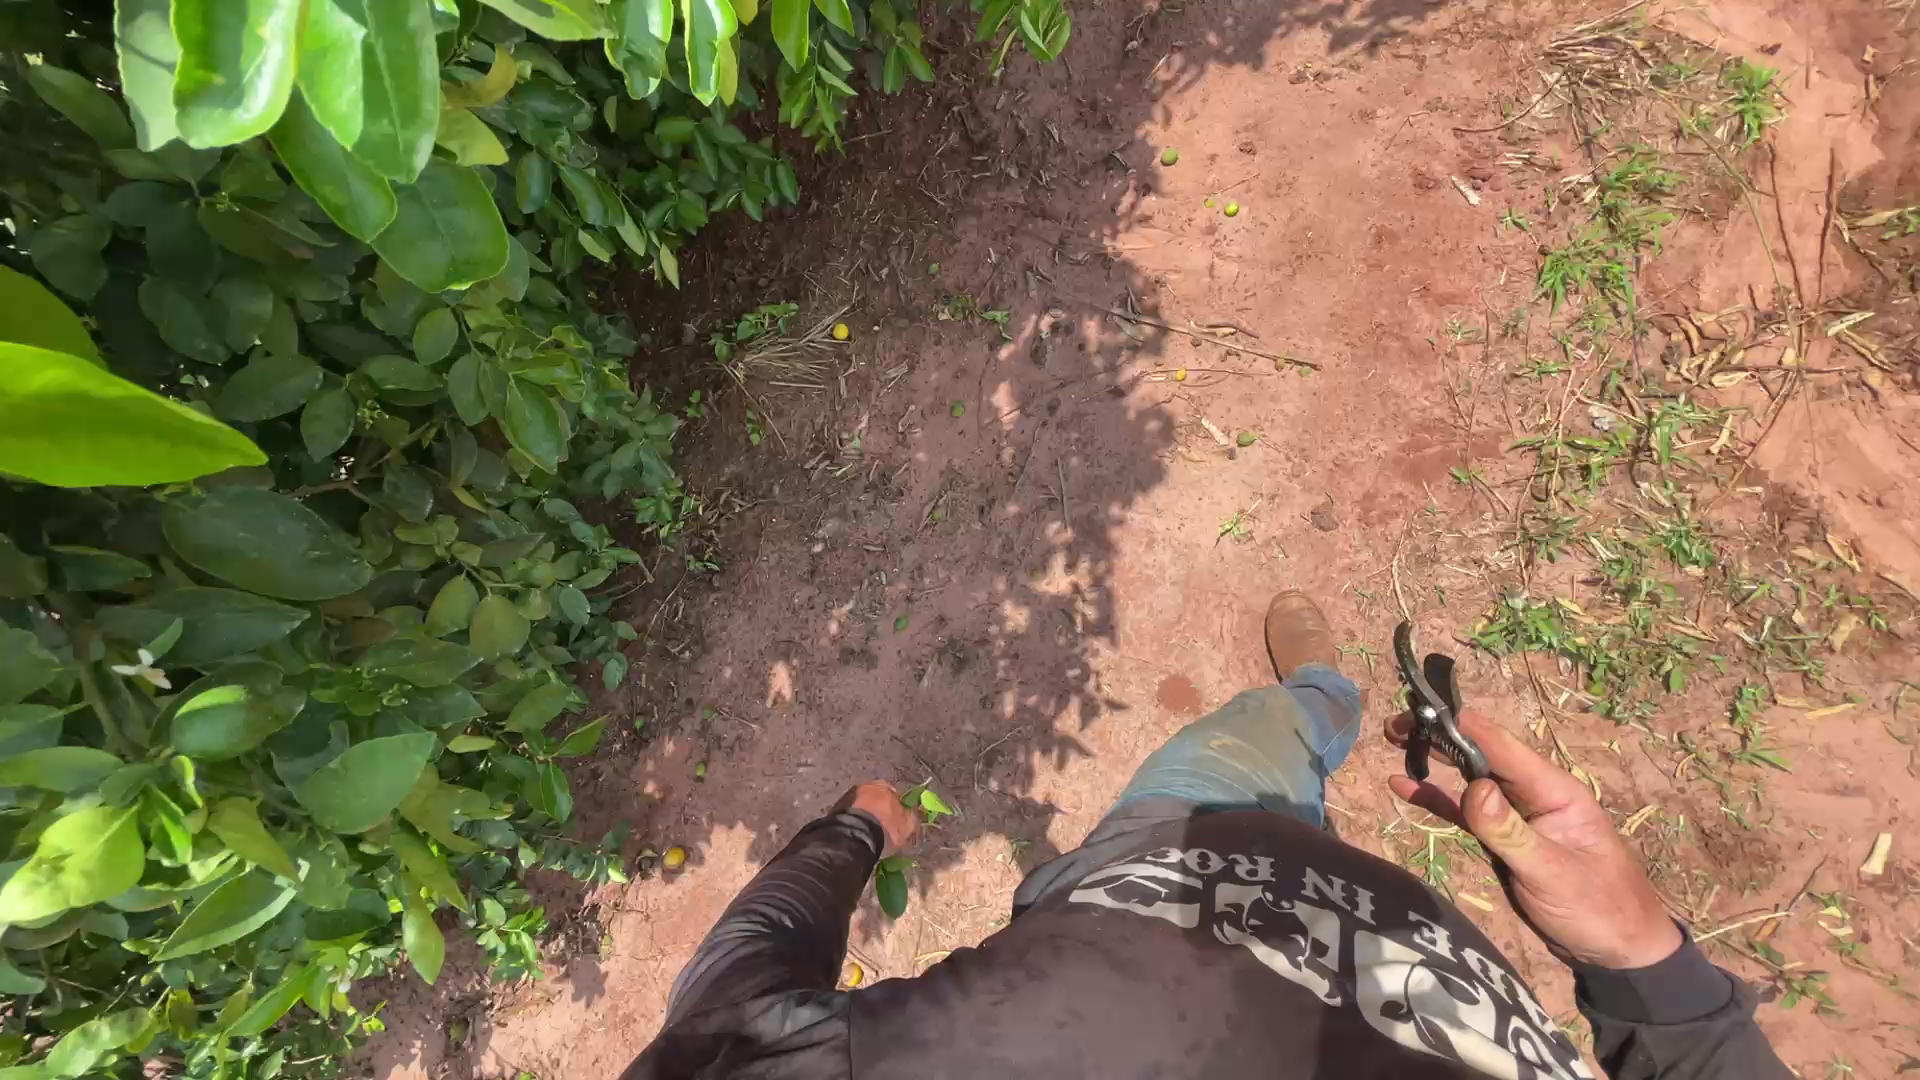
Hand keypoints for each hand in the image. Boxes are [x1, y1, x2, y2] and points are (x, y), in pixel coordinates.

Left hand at [831, 781, 917, 856]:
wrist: (853, 837)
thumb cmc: (885, 829)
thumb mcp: (907, 826)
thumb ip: (913, 816)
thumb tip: (915, 813)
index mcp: (885, 786)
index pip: (896, 795)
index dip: (898, 810)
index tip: (898, 824)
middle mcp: (866, 786)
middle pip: (876, 799)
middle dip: (880, 812)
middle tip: (882, 830)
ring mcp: (848, 797)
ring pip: (861, 807)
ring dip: (865, 817)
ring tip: (867, 836)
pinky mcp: (835, 809)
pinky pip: (849, 816)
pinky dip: (853, 824)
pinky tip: (856, 836)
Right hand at [1386, 709, 1680, 970]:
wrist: (1619, 955)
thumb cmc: (1599, 911)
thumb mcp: (1554, 874)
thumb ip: (1510, 832)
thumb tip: (1474, 789)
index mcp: (1554, 791)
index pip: (1500, 746)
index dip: (1460, 725)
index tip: (1420, 712)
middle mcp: (1531, 793)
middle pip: (1478, 752)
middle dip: (1438, 734)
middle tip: (1394, 726)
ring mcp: (1513, 812)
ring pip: (1466, 775)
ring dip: (1431, 757)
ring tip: (1393, 739)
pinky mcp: (1498, 834)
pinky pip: (1460, 808)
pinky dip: (1432, 795)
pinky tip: (1402, 785)